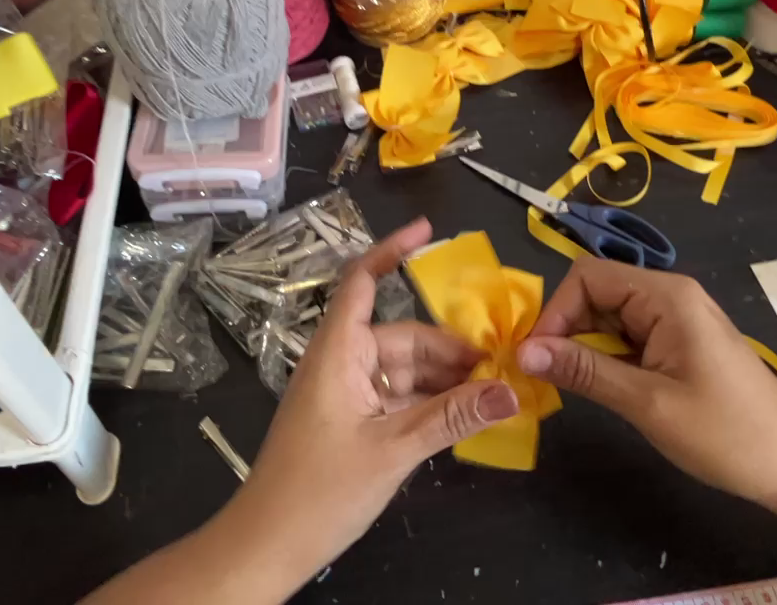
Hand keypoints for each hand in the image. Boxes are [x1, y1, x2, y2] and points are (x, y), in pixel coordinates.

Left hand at [216, 218, 520, 576]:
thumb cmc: (319, 490)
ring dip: (444, 377)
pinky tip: (465, 412)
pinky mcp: (351, 418)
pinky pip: (397, 395)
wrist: (266, 546)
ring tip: (493, 389)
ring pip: (404, 368)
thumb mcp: (393, 450)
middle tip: (502, 361)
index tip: (427, 229)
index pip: (363, 280)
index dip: (391, 249)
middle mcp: (342, 359)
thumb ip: (452, 417)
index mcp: (338, 349)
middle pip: (402, 336)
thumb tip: (510, 391)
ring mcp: (346, 390)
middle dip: (449, 346)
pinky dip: (429, 401)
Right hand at [517, 256, 776, 512]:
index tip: (536, 355)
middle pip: (596, 292)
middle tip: (546, 373)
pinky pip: (627, 335)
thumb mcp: (647, 403)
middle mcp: (668, 296)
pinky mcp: (678, 342)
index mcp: (665, 296)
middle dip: (566, 327)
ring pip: (608, 315)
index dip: (555, 310)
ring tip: (569, 382)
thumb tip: (523, 351)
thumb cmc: (726, 434)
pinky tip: (598, 383)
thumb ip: (584, 370)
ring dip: (584, 344)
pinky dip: (605, 355)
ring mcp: (675, 319)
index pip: (587, 277)